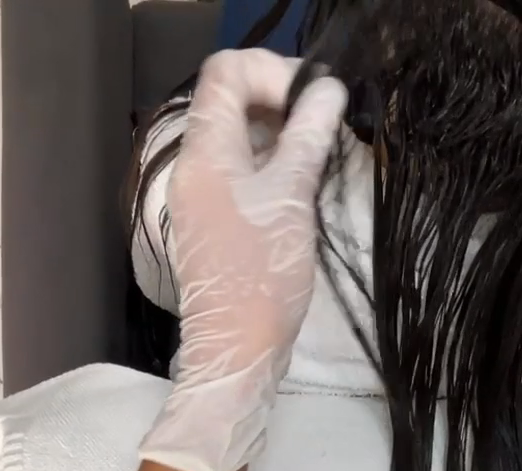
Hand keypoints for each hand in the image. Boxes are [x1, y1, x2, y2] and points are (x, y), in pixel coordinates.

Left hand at [136, 50, 346, 470]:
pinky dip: (268, 169)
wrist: (237, 348)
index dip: (271, 72)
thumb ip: (307, 137)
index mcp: (205, 153)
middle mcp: (193, 168)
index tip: (312, 102)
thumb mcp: (292, 198)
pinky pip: (238, 177)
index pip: (225, 72)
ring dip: (278, 139)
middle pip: (229, 104)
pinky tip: (298, 191)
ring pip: (236, 142)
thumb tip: (328, 89)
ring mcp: (200, 199)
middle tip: (322, 131)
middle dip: (279, 104)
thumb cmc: (264, 274)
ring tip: (316, 162)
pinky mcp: (213, 225)